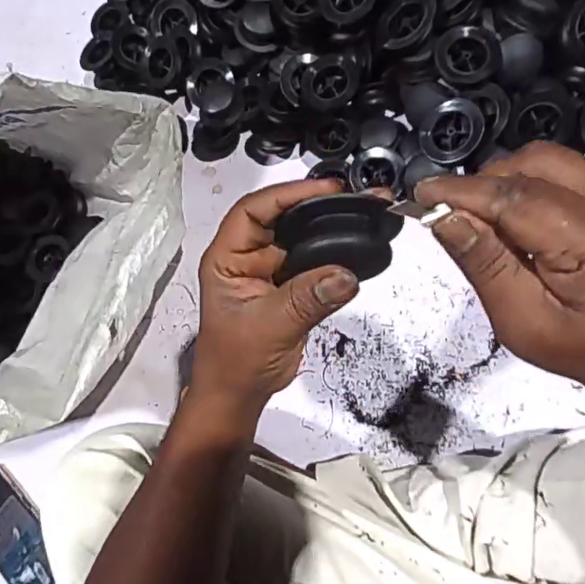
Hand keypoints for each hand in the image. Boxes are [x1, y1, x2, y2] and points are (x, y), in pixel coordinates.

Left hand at [190, 177, 360, 418]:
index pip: (253, 210)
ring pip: (301, 242)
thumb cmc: (232, 364)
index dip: (287, 194)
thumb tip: (342, 275)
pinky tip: (354, 253)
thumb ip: (306, 300)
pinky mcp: (291, 290)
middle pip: (282, 219)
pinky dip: (335, 260)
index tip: (321, 190)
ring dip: (328, 233)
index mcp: (226, 259)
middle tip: (349, 199)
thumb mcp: (268, 327)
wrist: (240, 394)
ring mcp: (271, 274)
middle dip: (315, 208)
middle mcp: (248, 260)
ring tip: (357, 218)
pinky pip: (315, 266)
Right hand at [417, 142, 584, 390]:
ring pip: (546, 162)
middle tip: (455, 220)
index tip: (425, 194)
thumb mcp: (521, 320)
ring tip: (493, 230)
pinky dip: (530, 190)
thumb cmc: (584, 348)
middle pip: (532, 166)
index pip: (517, 197)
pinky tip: (523, 228)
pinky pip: (564, 172)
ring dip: (506, 187)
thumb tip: (446, 219)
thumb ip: (485, 264)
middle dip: (484, 187)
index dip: (464, 192)